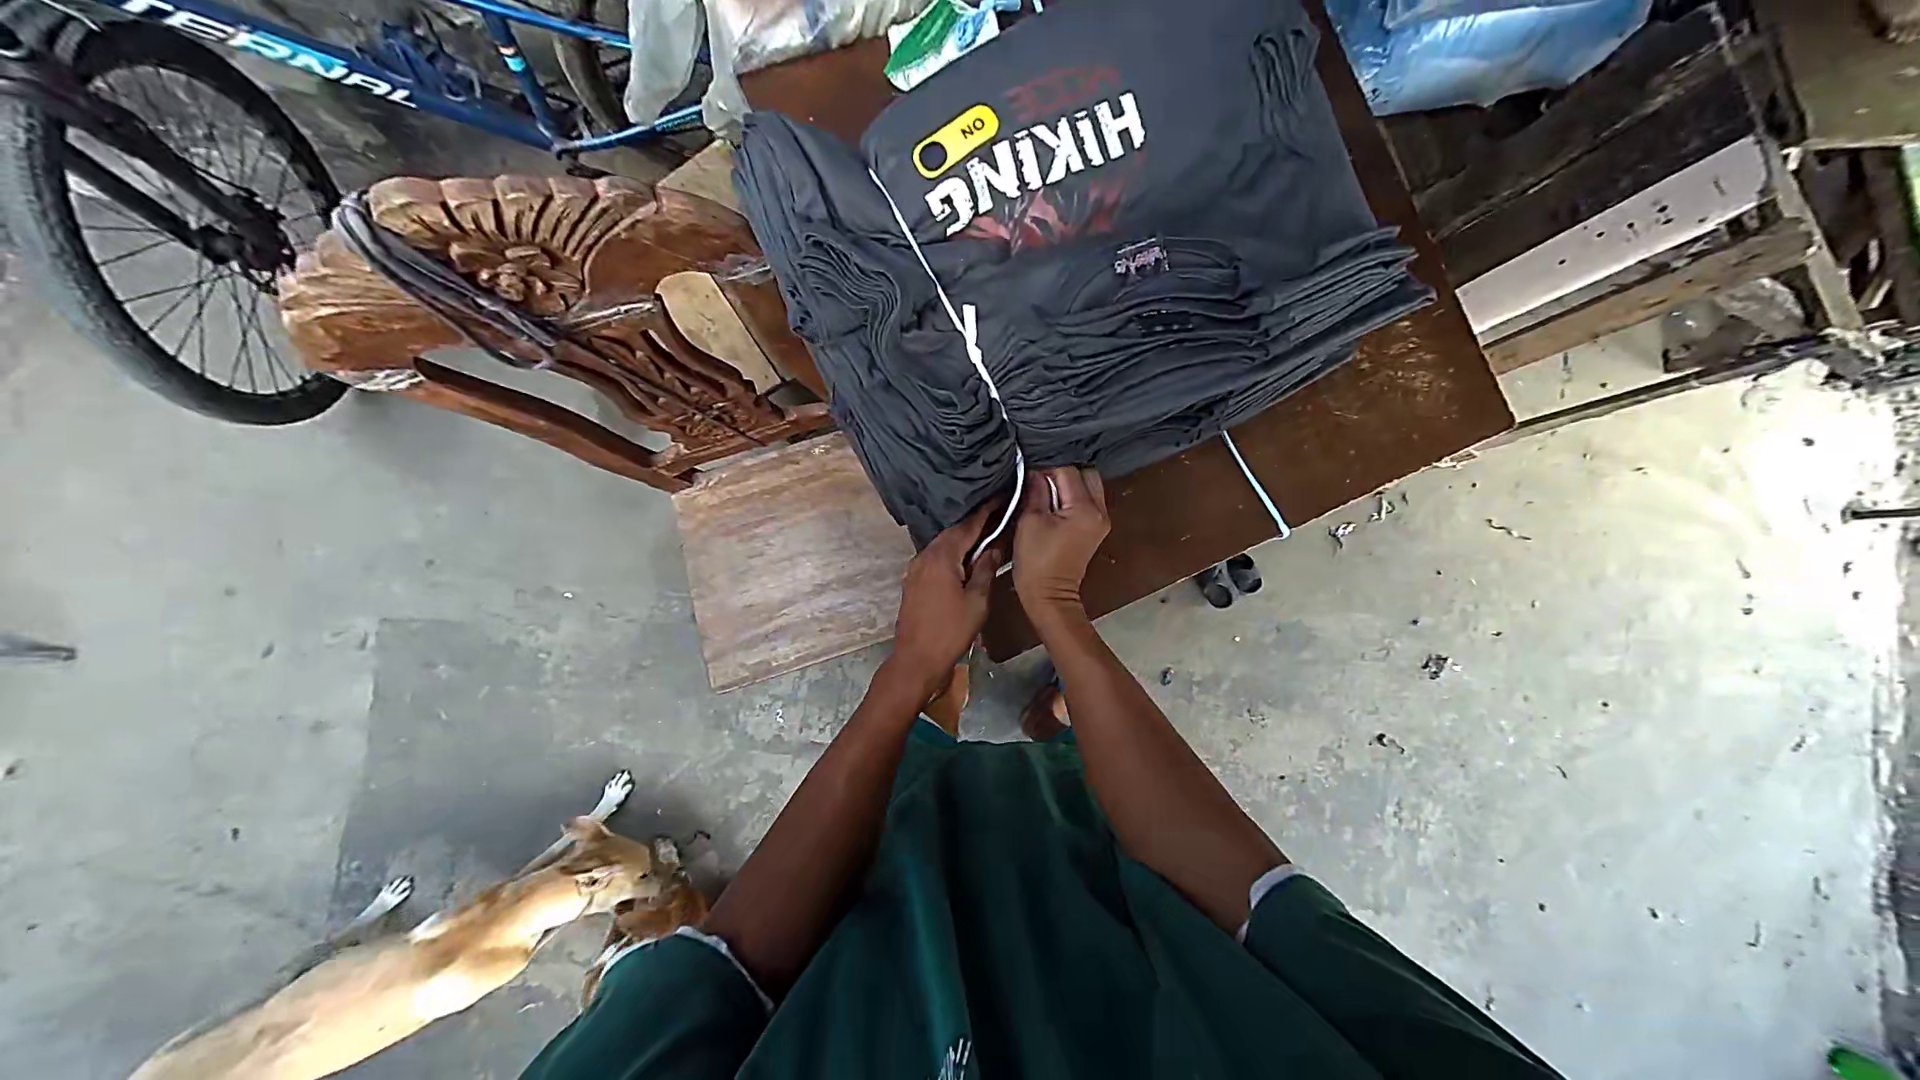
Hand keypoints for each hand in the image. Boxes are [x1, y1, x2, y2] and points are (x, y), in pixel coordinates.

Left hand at [887, 502, 1002, 697]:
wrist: (916, 659)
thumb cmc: (951, 631)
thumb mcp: (977, 600)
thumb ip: (985, 569)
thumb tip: (994, 547)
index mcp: (942, 557)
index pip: (967, 526)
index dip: (986, 511)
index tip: (1001, 497)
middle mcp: (924, 556)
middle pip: (953, 533)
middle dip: (974, 524)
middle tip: (998, 515)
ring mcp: (915, 569)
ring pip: (942, 546)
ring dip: (962, 540)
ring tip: (985, 536)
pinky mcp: (913, 582)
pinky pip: (935, 558)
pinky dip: (952, 554)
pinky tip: (965, 559)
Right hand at [1012, 466, 1108, 626]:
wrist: (1048, 595)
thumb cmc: (1036, 562)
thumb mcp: (1030, 521)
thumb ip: (1036, 490)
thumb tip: (1036, 472)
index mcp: (1085, 509)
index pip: (1068, 471)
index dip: (1046, 469)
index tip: (1029, 476)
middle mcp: (1100, 512)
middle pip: (1086, 473)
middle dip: (1062, 473)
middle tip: (1040, 482)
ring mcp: (1101, 521)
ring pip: (1089, 485)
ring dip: (1069, 484)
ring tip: (1046, 493)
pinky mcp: (1095, 528)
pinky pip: (1088, 500)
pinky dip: (1073, 496)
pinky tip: (1054, 504)